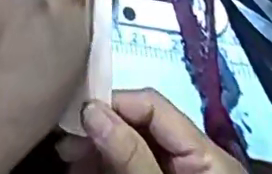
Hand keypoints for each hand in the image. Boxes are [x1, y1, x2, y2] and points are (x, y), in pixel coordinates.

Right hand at [58, 89, 244, 173]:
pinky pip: (133, 171)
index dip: (113, 103)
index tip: (76, 119)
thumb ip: (131, 156)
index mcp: (205, 155)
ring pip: (132, 150)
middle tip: (66, 148)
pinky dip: (107, 170)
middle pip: (140, 126)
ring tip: (70, 163)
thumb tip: (91, 109)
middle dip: (101, 131)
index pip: (152, 105)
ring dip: (99, 153)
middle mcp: (194, 161)